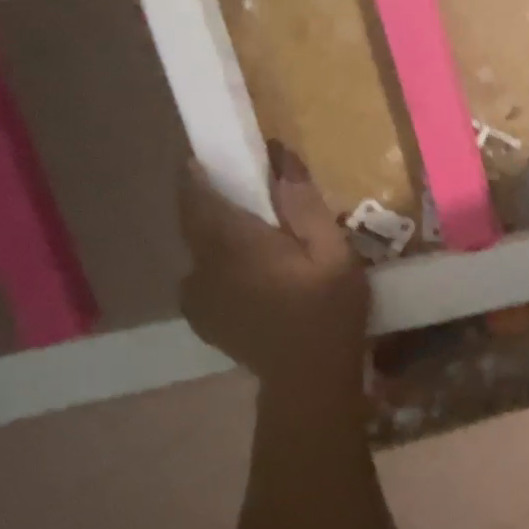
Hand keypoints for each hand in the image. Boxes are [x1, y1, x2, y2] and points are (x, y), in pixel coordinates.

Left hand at [178, 140, 367, 394]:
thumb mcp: (332, 251)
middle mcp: (201, 264)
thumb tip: (279, 158)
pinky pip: (207, 277)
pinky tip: (260, 278)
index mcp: (232, 244)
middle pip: (198, 222)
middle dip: (216, 202)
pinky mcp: (201, 316)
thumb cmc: (329, 307)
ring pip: (204, 251)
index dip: (196, 171)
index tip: (208, 152)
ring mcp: (196, 294)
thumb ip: (302, 205)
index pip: (196, 195)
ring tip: (265, 243)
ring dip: (225, 239)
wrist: (307, 376)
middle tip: (252, 192)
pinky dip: (226, 267)